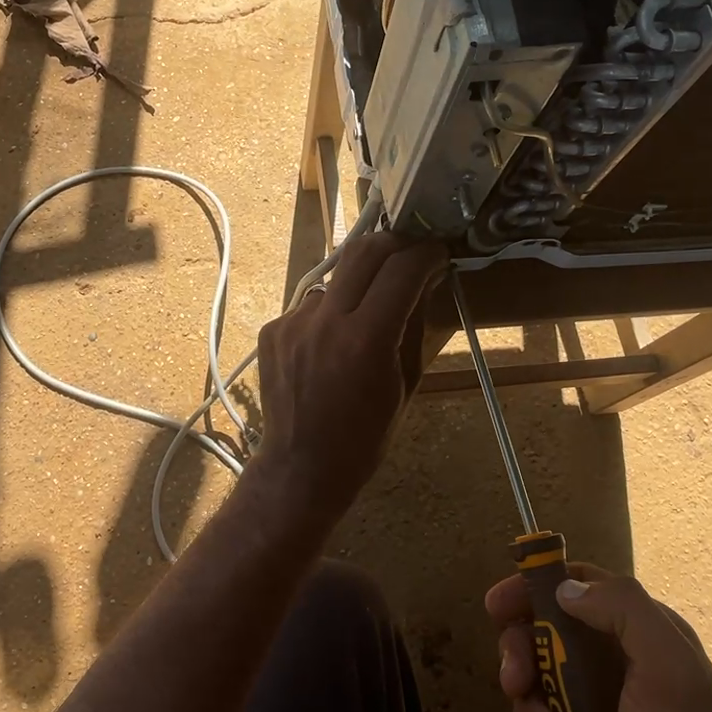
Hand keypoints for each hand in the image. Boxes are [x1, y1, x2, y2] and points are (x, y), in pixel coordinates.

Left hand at [249, 233, 447, 513]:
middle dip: (395, 243)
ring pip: (336, 279)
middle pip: (364, 251)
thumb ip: (414, 325)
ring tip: (366, 314)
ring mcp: (292, 322)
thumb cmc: (365, 437)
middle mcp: (325, 320)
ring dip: (358, 284)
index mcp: (366, 339)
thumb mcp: (405, 384)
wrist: (300, 468)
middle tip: (411, 252)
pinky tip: (331, 345)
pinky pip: (310, 306)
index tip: (439, 251)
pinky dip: (329, 314)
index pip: (403, 270)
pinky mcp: (272, 329)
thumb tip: (424, 280)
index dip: (427, 253)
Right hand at [487, 564, 711, 711]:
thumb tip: (565, 588)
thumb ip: (626, 609)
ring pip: (537, 666)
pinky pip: (539, 709)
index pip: (583, 583)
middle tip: (512, 674)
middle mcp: (616, 655)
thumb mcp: (670, 667)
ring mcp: (596, 693)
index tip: (499, 604)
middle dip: (520, 644)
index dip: (538, 583)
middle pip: (548, 622)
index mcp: (644, 630)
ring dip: (526, 690)